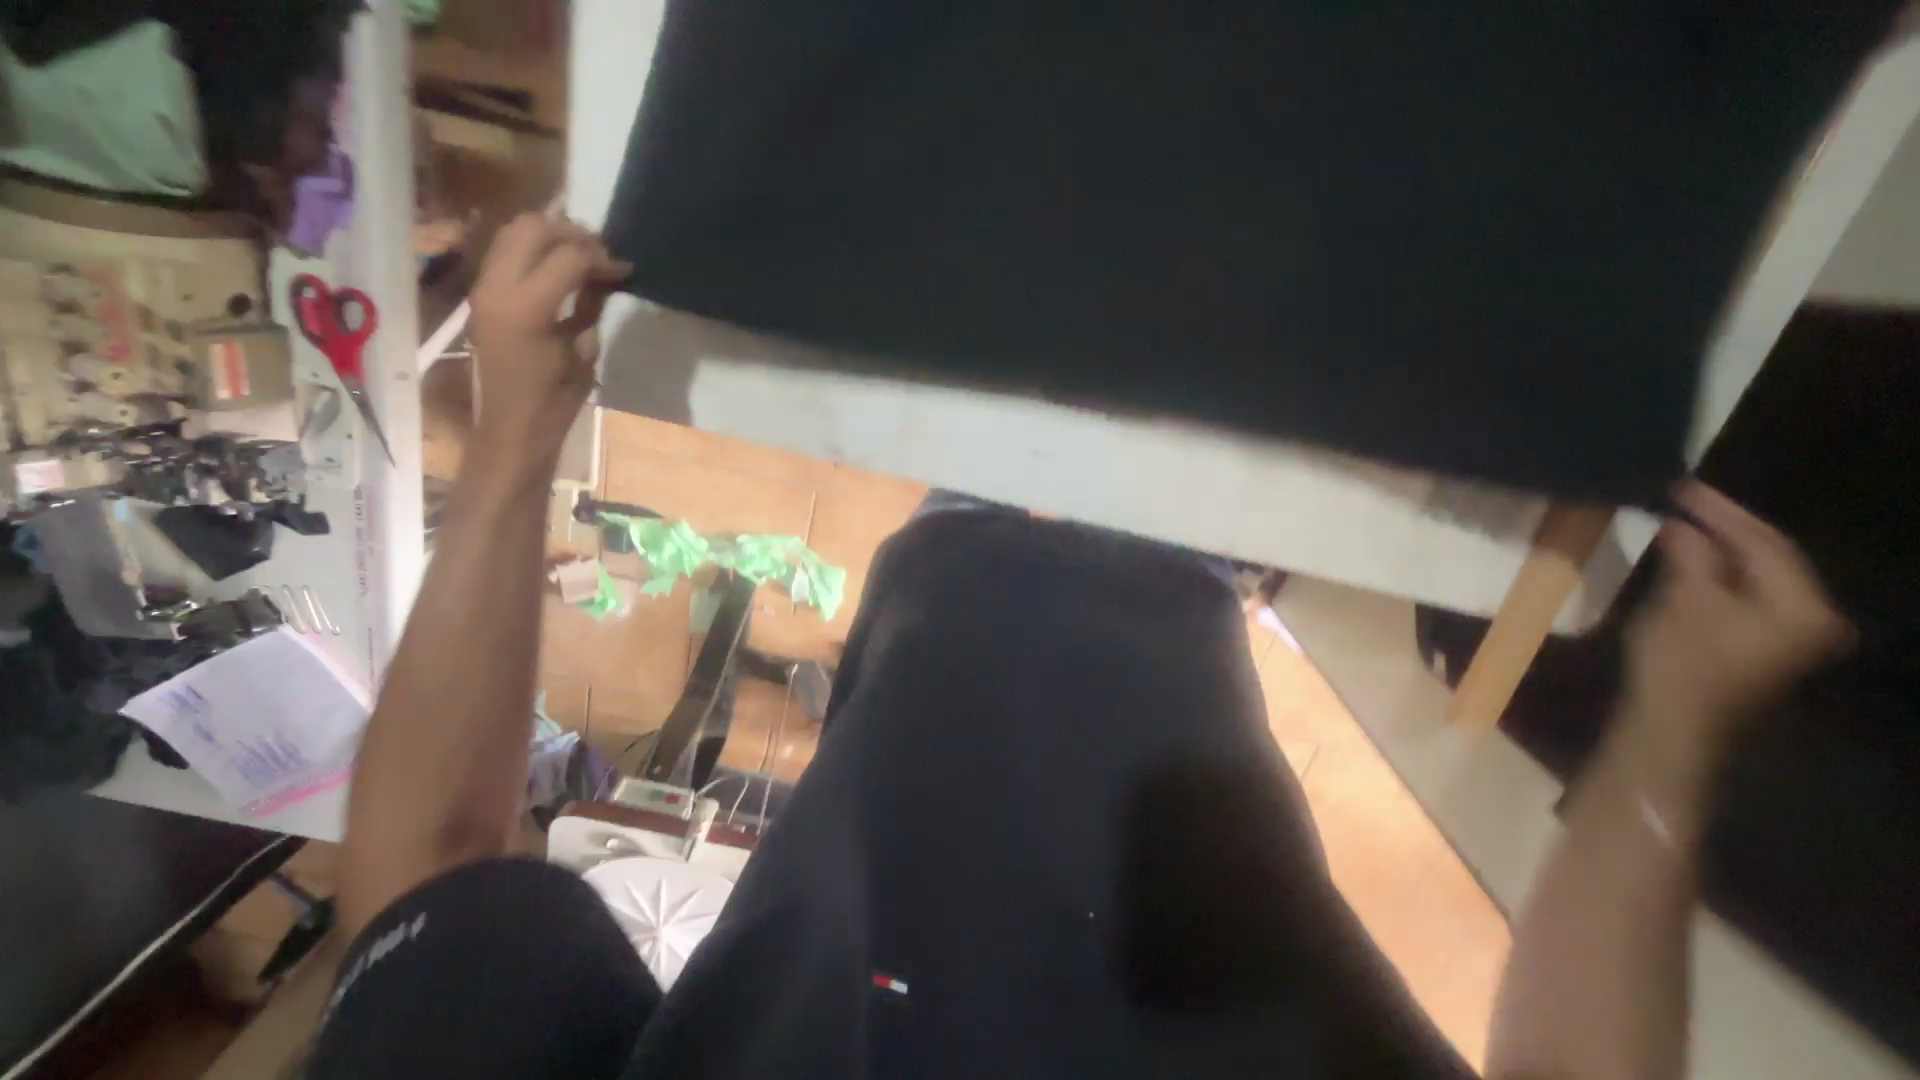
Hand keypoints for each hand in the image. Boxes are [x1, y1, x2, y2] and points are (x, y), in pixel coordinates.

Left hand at [468, 214, 630, 445]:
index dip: (601, 257)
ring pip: (513, 231)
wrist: (511, 426)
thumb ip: (590, 307)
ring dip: (549, 235)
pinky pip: (505, 251)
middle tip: (600, 253)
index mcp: (527, 308)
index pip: (568, 256)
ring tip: (579, 254)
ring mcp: (484, 287)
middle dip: (573, 234)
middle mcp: (497, 287)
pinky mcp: (482, 293)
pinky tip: (557, 267)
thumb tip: (602, 278)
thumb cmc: (555, 400)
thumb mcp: (584, 352)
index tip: (624, 267)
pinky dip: (533, 249)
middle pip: (534, 228)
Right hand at [1624, 482, 1850, 751]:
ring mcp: (1794, 632)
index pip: (1765, 542)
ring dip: (1722, 547)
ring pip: (1759, 573)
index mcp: (1801, 605)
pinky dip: (1722, 571)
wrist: (1675, 725)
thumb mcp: (1682, 602)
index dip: (1720, 511)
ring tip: (1684, 521)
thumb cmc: (1680, 664)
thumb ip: (1691, 557)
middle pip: (1770, 556)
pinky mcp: (1769, 642)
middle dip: (1726, 526)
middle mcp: (1812, 615)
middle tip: (1683, 499)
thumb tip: (1682, 523)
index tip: (1682, 487)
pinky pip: (1750, 591)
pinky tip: (1693, 557)